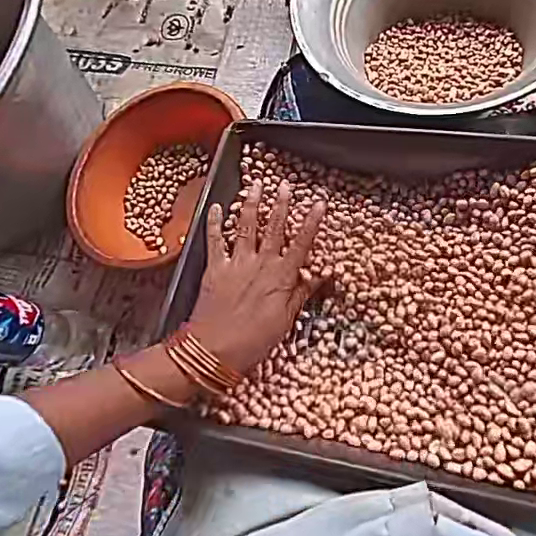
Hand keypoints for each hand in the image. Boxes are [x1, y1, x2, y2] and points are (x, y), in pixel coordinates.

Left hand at [186, 182, 325, 375]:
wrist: (215, 349)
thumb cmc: (254, 340)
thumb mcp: (286, 320)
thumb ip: (301, 293)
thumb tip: (321, 275)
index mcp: (281, 278)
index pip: (301, 244)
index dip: (311, 222)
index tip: (319, 204)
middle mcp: (261, 265)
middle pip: (274, 228)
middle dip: (281, 205)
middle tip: (285, 185)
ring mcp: (236, 263)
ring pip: (246, 226)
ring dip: (252, 204)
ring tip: (256, 185)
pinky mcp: (215, 268)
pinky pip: (214, 240)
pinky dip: (214, 222)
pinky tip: (215, 207)